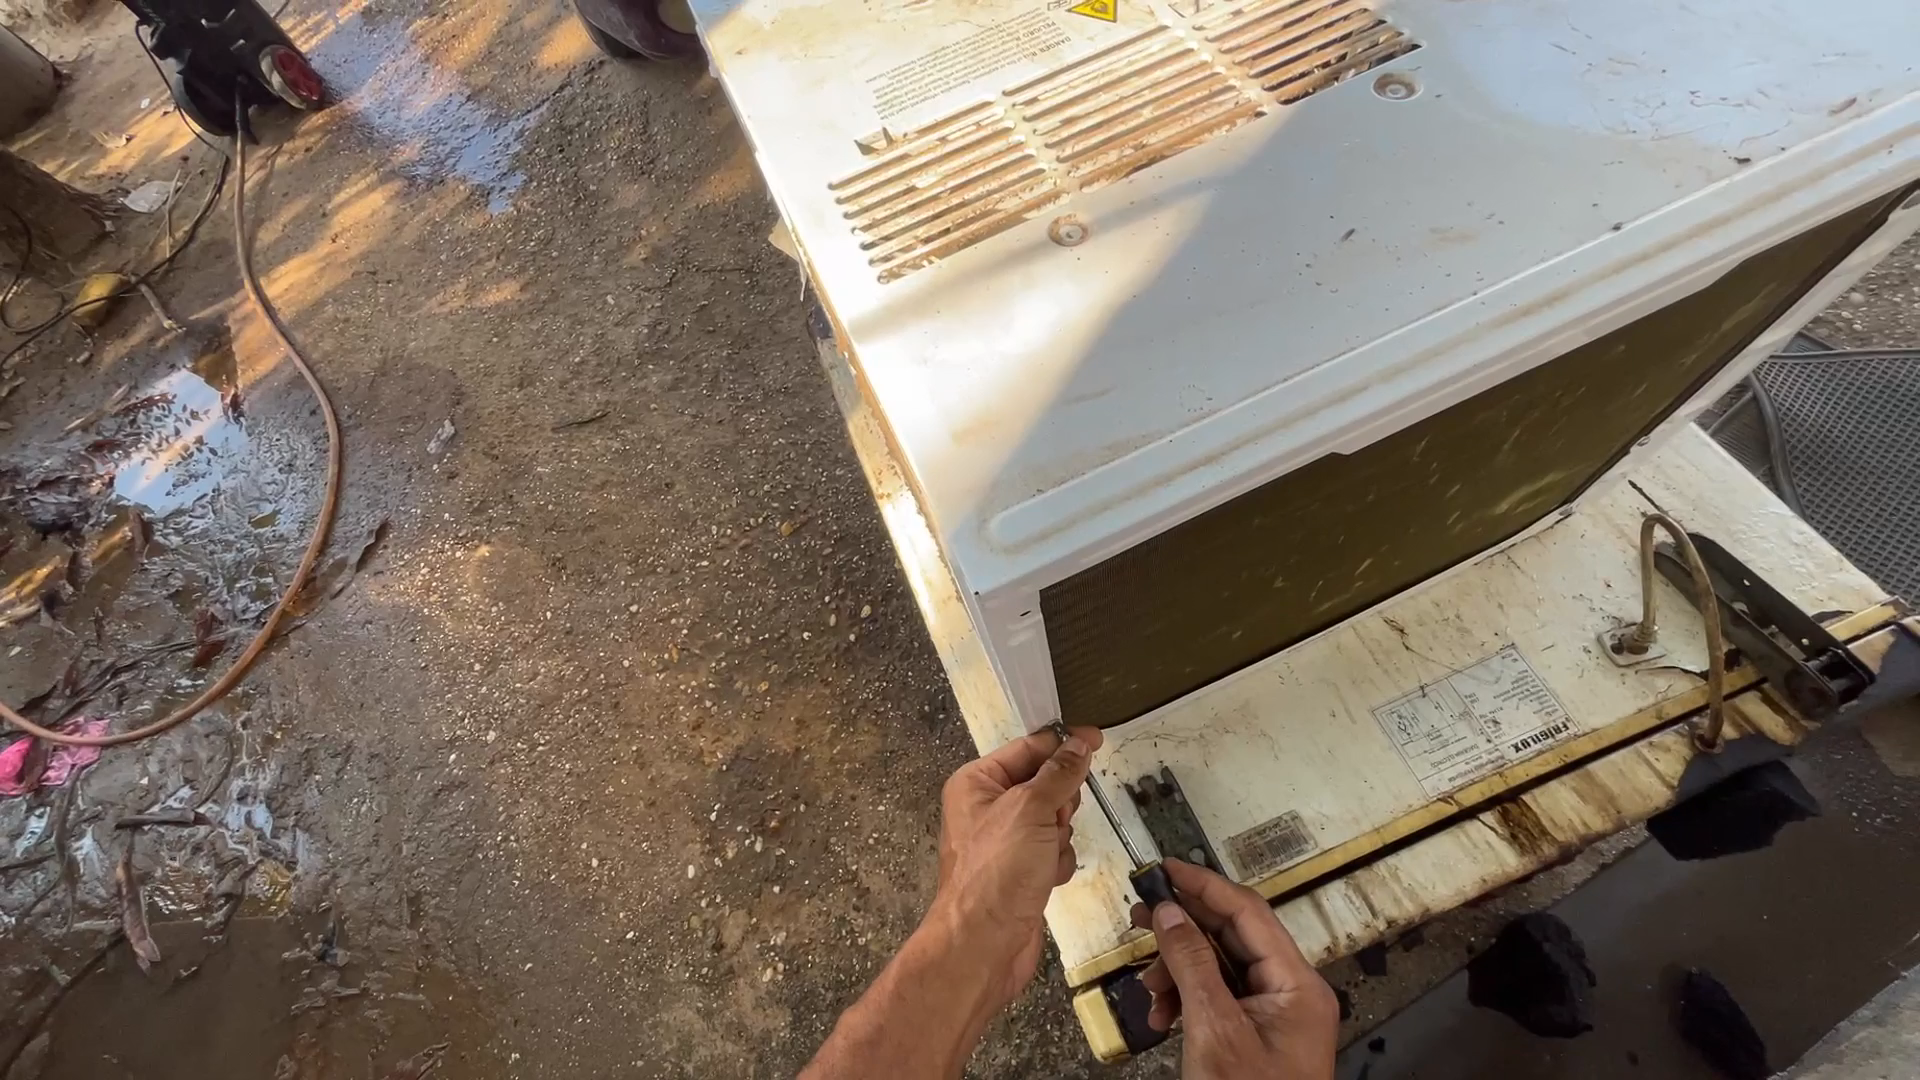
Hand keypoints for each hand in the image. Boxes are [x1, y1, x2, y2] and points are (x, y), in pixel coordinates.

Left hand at [929, 725, 1103, 1008]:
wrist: (983, 945)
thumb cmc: (998, 869)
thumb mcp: (1030, 809)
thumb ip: (1059, 773)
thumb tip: (1079, 741)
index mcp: (977, 781)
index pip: (1028, 748)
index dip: (1062, 743)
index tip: (1096, 738)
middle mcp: (987, 805)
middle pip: (1045, 783)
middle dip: (1058, 803)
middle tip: (1054, 820)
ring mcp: (1005, 839)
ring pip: (1054, 818)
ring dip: (1059, 836)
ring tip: (1045, 855)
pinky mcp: (1020, 869)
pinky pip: (1054, 849)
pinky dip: (1058, 861)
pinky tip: (1048, 878)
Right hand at [1129, 858, 1338, 1079]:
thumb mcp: (1214, 1029)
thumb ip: (1191, 962)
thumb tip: (1168, 908)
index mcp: (1296, 983)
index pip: (1247, 911)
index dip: (1203, 884)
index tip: (1162, 867)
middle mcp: (1289, 989)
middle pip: (1229, 934)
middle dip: (1181, 927)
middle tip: (1137, 916)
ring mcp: (1272, 1012)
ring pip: (1216, 964)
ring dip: (1175, 968)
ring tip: (1146, 985)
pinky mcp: (1253, 1032)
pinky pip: (1214, 994)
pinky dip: (1182, 997)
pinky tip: (1159, 1014)